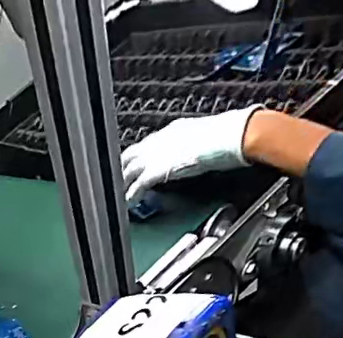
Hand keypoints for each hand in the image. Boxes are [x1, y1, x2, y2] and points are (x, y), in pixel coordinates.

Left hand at [121, 106, 260, 202]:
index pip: (147, 143)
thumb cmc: (223, 137)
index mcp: (172, 130)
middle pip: (131, 154)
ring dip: (122, 183)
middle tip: (115, 181)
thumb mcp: (201, 139)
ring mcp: (157, 154)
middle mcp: (160, 140)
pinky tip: (128, 202)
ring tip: (116, 196)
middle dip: (121, 168)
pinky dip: (131, 194)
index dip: (137, 157)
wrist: (227, 137)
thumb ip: (190, 147)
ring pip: (129, 168)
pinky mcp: (158, 169)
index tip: (131, 166)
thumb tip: (191, 157)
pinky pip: (138, 184)